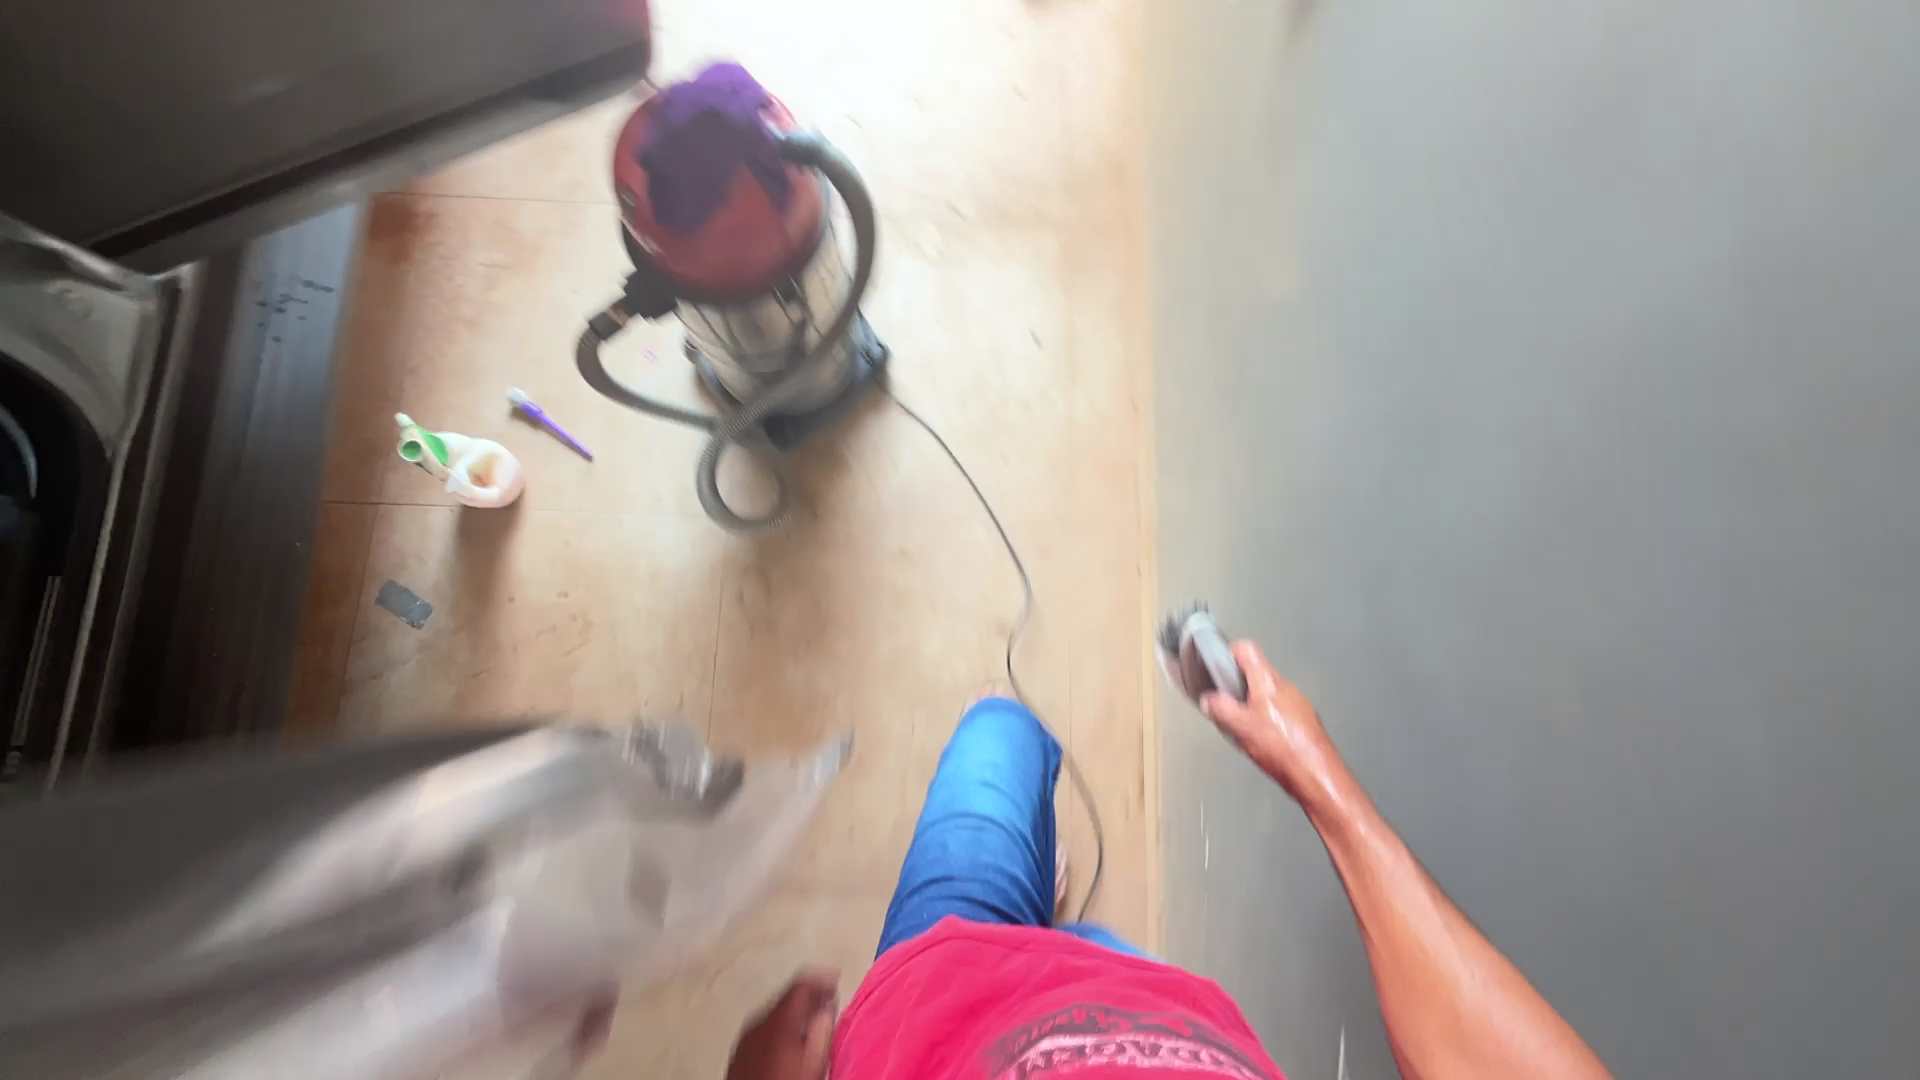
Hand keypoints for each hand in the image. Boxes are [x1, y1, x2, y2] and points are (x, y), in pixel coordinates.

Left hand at [725, 970, 838, 1079]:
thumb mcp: (815, 1063)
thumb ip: (823, 1030)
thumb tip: (827, 1009)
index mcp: (780, 1019)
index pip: (802, 983)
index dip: (822, 979)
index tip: (835, 981)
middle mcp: (759, 1021)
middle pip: (787, 997)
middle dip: (808, 998)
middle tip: (827, 1004)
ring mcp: (745, 1039)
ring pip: (774, 1014)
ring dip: (793, 1015)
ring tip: (811, 1027)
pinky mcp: (738, 1054)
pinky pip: (763, 1030)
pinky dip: (778, 1029)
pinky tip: (788, 1046)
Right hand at [1201, 641, 1351, 815]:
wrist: (1317, 776)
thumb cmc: (1283, 749)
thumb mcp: (1240, 727)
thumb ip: (1220, 708)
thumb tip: (1208, 700)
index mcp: (1269, 681)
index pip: (1247, 649)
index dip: (1228, 653)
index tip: (1216, 666)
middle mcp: (1286, 687)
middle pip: (1256, 672)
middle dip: (1237, 686)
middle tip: (1225, 703)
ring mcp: (1298, 704)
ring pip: (1268, 693)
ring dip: (1252, 704)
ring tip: (1242, 726)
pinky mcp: (1305, 721)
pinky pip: (1280, 710)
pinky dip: (1267, 718)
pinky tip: (1262, 740)